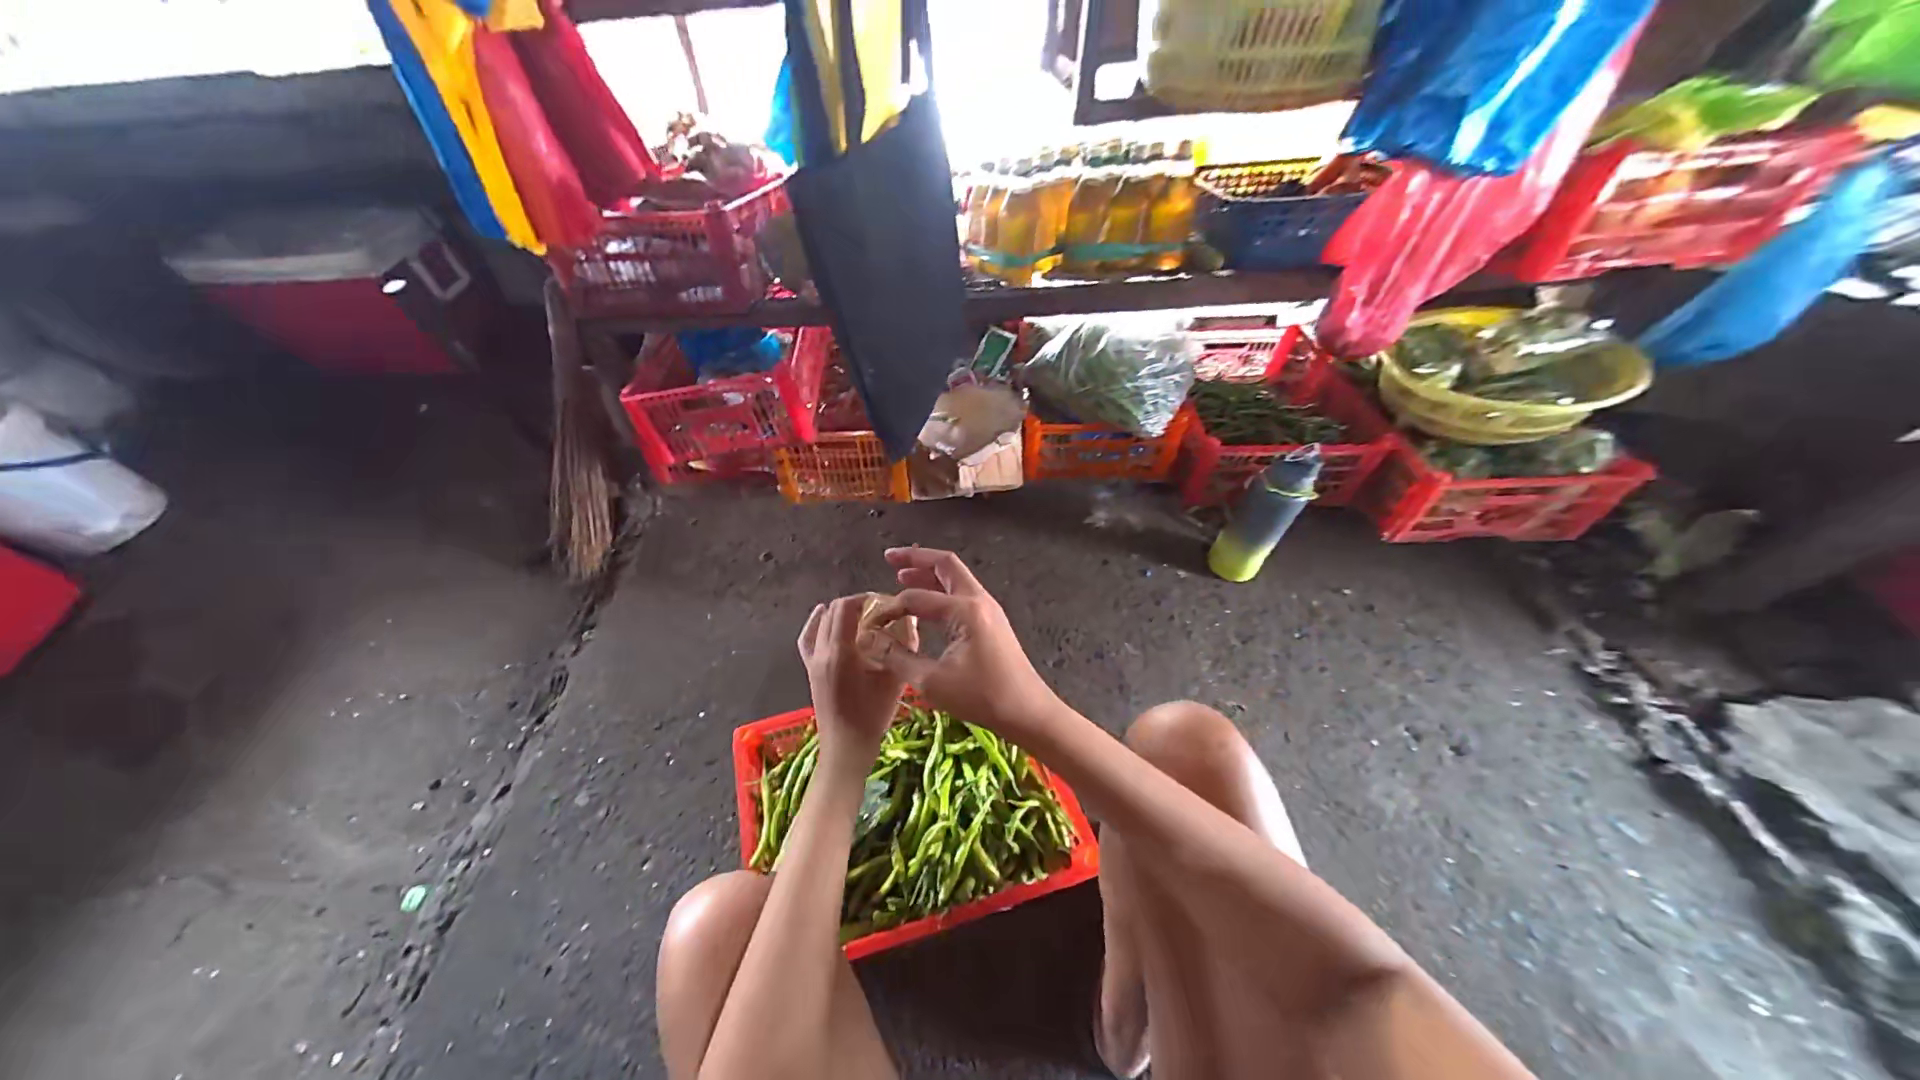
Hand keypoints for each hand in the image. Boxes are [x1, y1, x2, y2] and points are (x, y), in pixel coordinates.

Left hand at [798, 595, 908, 759]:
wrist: (846, 747)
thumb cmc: (872, 715)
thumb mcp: (894, 678)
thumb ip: (901, 646)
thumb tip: (909, 620)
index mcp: (840, 651)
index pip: (846, 607)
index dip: (866, 598)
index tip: (886, 604)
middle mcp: (821, 651)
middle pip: (833, 610)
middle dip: (856, 605)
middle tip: (879, 612)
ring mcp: (812, 660)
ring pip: (821, 621)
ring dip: (840, 614)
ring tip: (863, 619)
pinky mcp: (810, 670)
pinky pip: (809, 638)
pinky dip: (817, 624)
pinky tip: (825, 617)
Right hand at [862, 547, 1065, 746]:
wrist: (1027, 712)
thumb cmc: (982, 697)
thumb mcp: (932, 682)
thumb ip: (896, 657)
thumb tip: (867, 639)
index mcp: (965, 610)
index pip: (916, 597)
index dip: (890, 607)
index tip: (871, 622)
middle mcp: (978, 601)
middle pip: (945, 565)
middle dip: (916, 558)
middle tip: (890, 557)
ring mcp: (988, 610)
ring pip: (956, 578)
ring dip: (929, 573)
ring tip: (902, 574)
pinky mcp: (992, 622)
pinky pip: (962, 594)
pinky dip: (941, 590)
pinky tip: (926, 604)